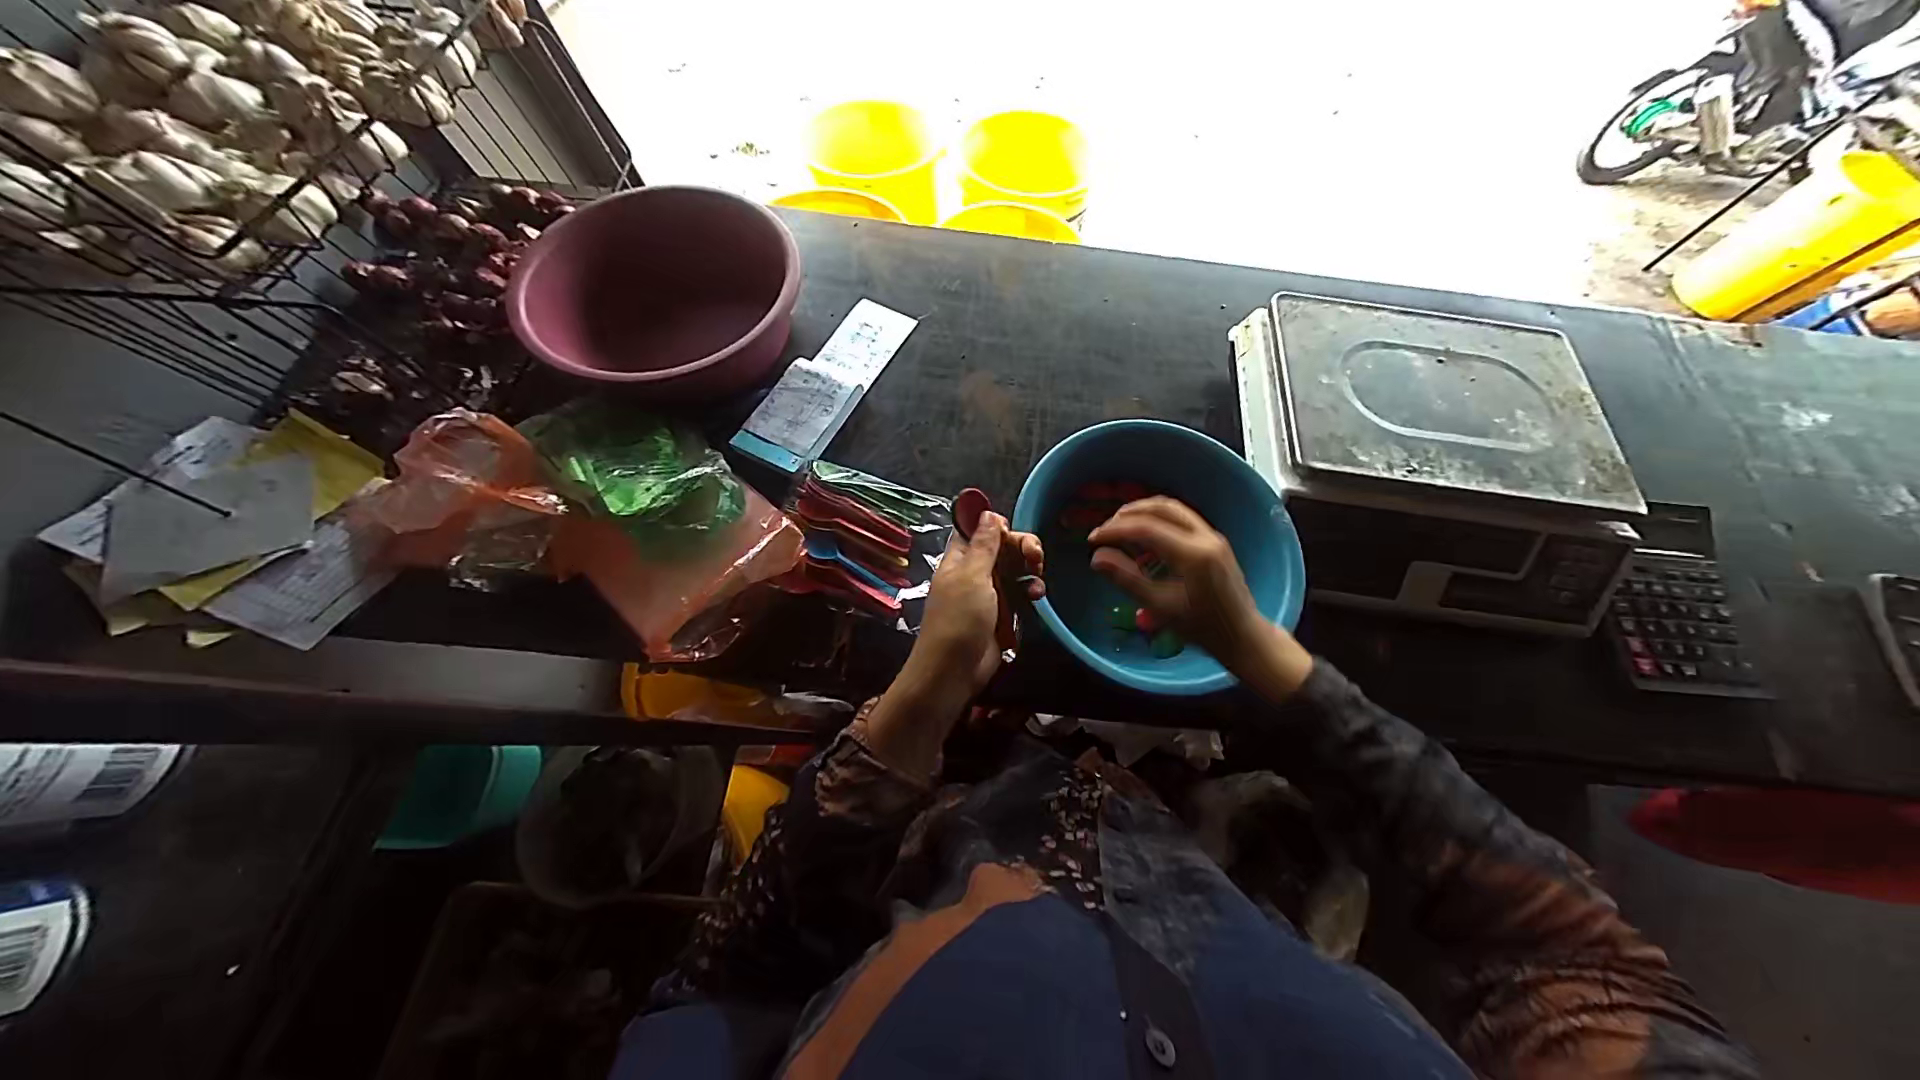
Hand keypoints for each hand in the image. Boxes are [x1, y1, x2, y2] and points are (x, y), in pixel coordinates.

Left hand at [865, 512, 1043, 779]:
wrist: (955, 670)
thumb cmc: (959, 620)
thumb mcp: (972, 576)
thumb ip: (984, 544)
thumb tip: (988, 511)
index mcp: (959, 558)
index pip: (979, 530)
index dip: (998, 527)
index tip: (1013, 533)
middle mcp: (974, 572)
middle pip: (1003, 547)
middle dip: (1022, 547)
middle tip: (1037, 557)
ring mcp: (989, 594)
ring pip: (1015, 570)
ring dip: (1030, 570)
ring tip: (1038, 579)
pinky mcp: (1002, 614)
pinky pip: (1020, 593)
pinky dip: (1030, 591)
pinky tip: (1037, 596)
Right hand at [1088, 496, 1310, 699]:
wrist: (1243, 636)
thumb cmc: (1202, 627)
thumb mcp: (1160, 607)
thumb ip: (1127, 578)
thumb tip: (1096, 557)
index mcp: (1193, 554)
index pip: (1146, 528)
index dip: (1115, 530)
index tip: (1093, 539)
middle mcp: (1206, 537)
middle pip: (1161, 508)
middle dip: (1128, 515)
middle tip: (1105, 530)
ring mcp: (1212, 536)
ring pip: (1173, 509)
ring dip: (1143, 512)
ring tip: (1119, 527)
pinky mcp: (1214, 541)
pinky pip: (1182, 518)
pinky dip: (1158, 519)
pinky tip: (1143, 536)